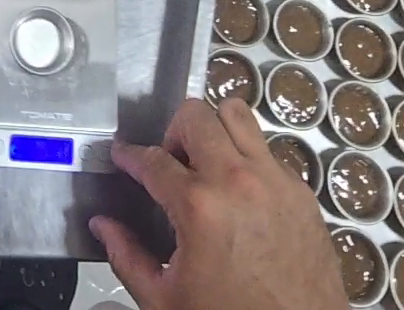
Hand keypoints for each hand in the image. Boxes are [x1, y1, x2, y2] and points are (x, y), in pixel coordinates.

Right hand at [90, 98, 347, 309]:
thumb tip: (102, 224)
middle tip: (171, 164)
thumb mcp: (164, 301)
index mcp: (199, 206)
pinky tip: (241, 194)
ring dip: (214, 130)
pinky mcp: (301, 191)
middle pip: (195, 115)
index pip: (152, 159)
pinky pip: (266, 149)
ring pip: (237, 113)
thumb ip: (127, 256)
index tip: (122, 155)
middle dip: (173, 133)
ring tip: (207, 165)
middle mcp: (237, 180)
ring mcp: (274, 180)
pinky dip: (247, 158)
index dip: (129, 155)